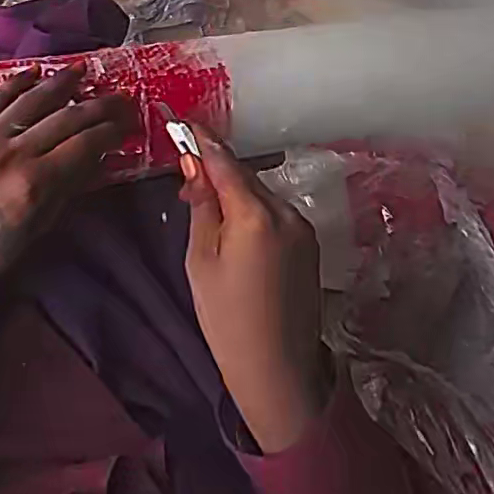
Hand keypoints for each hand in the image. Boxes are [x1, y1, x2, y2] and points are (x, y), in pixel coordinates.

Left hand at [0, 65, 134, 278]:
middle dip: (98, 105)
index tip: (126, 122)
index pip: (84, 144)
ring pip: (31, 100)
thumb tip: (99, 152)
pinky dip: (17, 82)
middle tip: (117, 97)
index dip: (110, 130)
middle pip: (65, 118)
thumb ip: (71, 184)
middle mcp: (11, 156)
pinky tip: (36, 72)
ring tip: (80, 70)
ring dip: (61, 82)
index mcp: (34, 184)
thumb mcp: (43, 222)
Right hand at [179, 124, 329, 453]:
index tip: (183, 121)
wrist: (279, 372)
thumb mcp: (200, 258)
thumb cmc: (227, 318)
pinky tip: (236, 229)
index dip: (202, 139)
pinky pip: (274, 211)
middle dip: (215, 170)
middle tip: (187, 184)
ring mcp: (302, 226)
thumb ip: (202, 205)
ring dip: (235, 191)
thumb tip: (194, 164)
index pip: (224, 161)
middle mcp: (285, 211)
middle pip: (243, 175)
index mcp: (255, 214)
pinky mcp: (310, 242)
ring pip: (259, 192)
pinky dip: (252, 209)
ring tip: (209, 212)